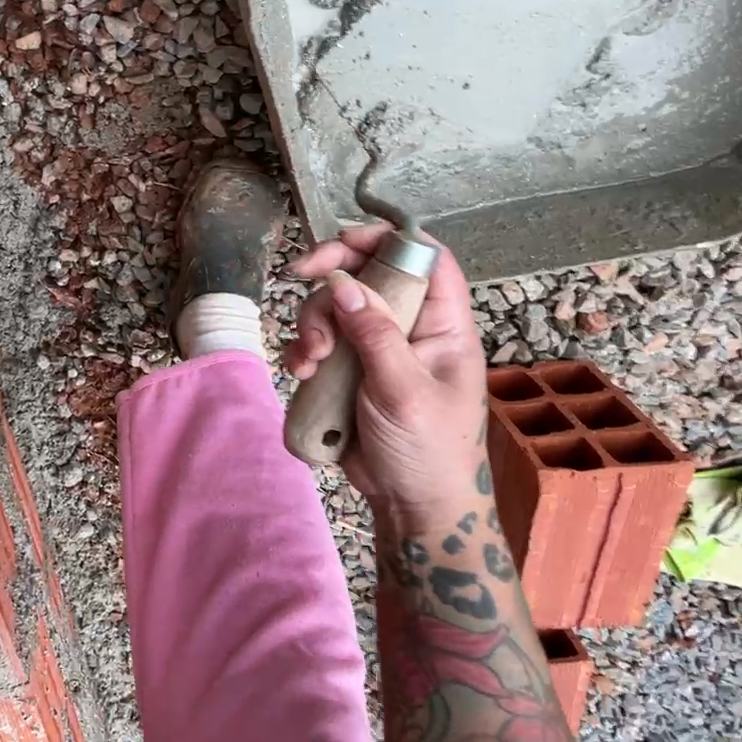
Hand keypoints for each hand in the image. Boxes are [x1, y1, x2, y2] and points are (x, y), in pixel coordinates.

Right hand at [281, 224, 489, 520]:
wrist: (410, 503)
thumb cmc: (427, 449)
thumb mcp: (403, 390)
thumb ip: (375, 335)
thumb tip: (343, 284)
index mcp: (442, 326)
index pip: (424, 259)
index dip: (386, 239)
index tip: (341, 241)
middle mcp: (409, 327)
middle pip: (367, 273)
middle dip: (330, 277)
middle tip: (299, 276)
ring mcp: (376, 346)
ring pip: (334, 305)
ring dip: (312, 323)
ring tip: (311, 360)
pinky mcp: (349, 366)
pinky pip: (318, 338)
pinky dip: (303, 349)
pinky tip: (303, 371)